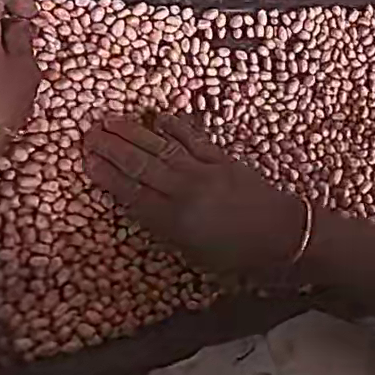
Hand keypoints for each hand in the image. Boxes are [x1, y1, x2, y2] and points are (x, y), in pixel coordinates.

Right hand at [83, 115, 307, 277]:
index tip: (85, 160)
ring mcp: (207, 172)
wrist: (288, 237)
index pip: (132, 194)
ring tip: (110, 120)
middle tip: (88, 133)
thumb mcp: (198, 256)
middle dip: (112, 148)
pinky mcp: (225, 160)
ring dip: (134, 133)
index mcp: (176, 222)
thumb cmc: (243, 258)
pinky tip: (157, 116)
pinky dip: (175, 126)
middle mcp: (187, 191)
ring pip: (162, 148)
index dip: (107, 175)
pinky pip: (195, 140)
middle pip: (141, 165)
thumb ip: (168, 231)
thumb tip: (142, 207)